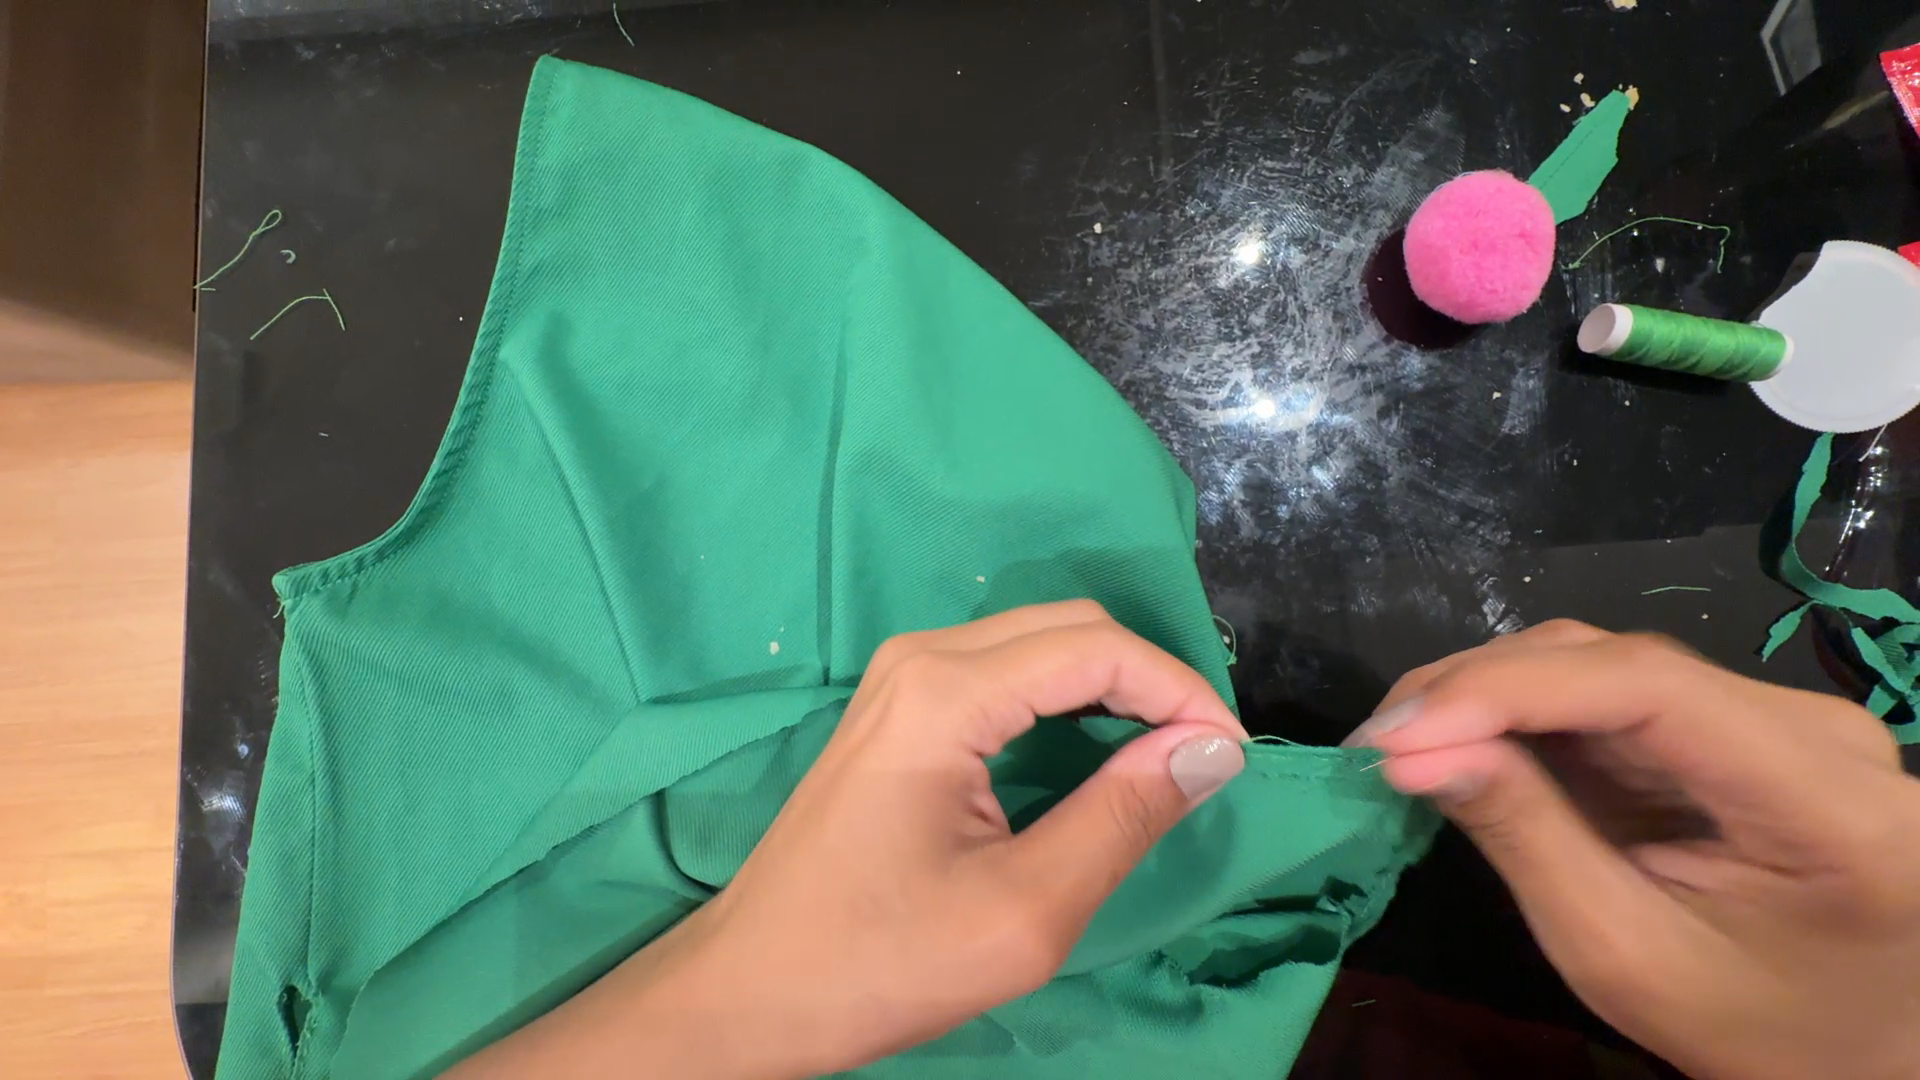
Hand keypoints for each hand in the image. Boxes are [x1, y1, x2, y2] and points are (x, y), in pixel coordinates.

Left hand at [447, 601, 1247, 1079]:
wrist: (752, 985)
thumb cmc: (881, 959)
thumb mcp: (1024, 910)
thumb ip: (1123, 816)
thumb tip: (1209, 751)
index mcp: (946, 692)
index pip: (1094, 649)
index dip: (1177, 691)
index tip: (1228, 756)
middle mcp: (923, 654)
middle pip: (1069, 626)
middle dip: (1149, 678)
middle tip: (1200, 756)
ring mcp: (904, 671)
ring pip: (1040, 637)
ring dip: (1111, 681)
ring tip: (1162, 750)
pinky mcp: (901, 698)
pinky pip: (1005, 665)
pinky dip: (1066, 691)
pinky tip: (1093, 741)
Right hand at [1346, 620, 1919, 1079]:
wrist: (1854, 1054)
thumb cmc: (1750, 1028)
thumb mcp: (1619, 951)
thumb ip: (1520, 835)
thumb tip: (1405, 752)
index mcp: (1829, 804)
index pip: (1644, 687)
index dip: (1501, 691)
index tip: (1393, 736)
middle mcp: (1806, 728)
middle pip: (1602, 660)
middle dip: (1468, 689)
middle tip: (1376, 742)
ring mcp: (1761, 714)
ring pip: (1580, 658)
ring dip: (1474, 691)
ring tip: (1401, 739)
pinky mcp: (1709, 718)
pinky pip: (1582, 685)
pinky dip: (1501, 705)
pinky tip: (1451, 734)